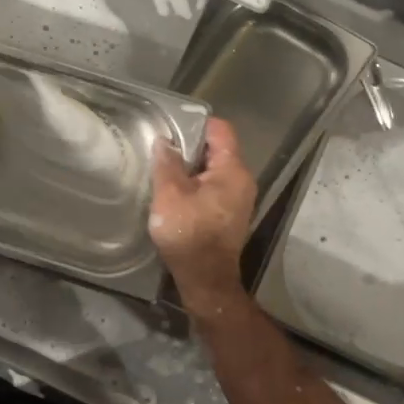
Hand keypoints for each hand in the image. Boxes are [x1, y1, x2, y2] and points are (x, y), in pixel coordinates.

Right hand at [150, 118, 256, 307]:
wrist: (206, 280)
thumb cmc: (189, 234)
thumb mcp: (170, 195)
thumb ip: (167, 163)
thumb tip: (165, 140)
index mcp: (233, 170)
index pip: (220, 130)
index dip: (195, 123)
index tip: (170, 125)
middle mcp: (242, 180)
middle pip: (217, 148)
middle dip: (190, 145)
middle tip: (161, 146)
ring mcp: (239, 198)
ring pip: (214, 168)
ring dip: (191, 166)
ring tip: (164, 166)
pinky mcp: (230, 213)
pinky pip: (214, 185)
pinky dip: (196, 183)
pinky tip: (174, 190)